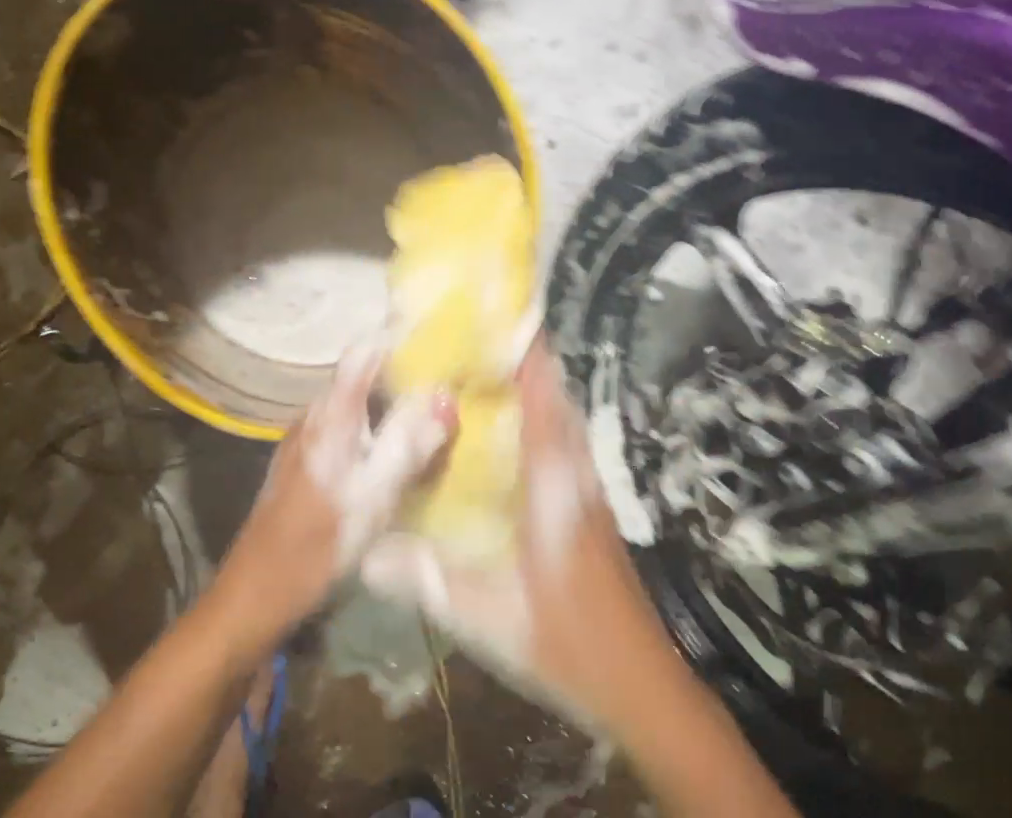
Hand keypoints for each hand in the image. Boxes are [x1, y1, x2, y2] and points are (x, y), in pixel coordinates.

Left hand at [211, 343, 453, 652]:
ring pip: (354, 407)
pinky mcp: (302, 465)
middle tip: (453, 386)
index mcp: (329, 415)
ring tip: (435, 419)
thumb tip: (445, 396)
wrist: (257, 591)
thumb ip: (410, 443)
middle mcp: (312, 417)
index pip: (363, 351)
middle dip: (405, 376)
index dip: (399, 336)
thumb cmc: (318, 542)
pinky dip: (375, 433)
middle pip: (361, 378)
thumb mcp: (374, 495)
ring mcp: (303, 440)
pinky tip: (397, 458)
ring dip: (391, 408)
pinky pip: (346, 432)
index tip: (441, 336)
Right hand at [359, 340, 677, 726]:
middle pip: (562, 411)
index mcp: (553, 497)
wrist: (643, 687)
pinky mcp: (594, 520)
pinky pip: (570, 456)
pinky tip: (520, 444)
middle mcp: (577, 487)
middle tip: (491, 345)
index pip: (545, 414)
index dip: (533, 365)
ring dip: (544, 398)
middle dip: (535, 370)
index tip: (514, 324)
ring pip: (570, 432)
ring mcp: (591, 503)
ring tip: (501, 379)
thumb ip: (431, 583)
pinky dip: (549, 430)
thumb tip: (368, 556)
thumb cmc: (569, 646)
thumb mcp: (493, 620)